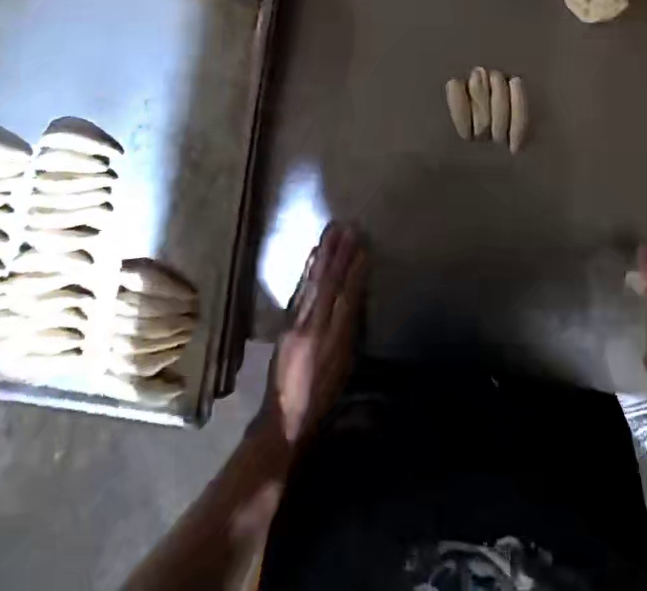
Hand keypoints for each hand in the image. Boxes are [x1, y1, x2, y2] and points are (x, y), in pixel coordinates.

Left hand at [258, 222, 366, 449]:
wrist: (283, 418)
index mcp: (329, 340)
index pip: (345, 297)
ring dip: (322, 256)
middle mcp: (310, 327)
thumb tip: (354, 302)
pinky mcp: (286, 325)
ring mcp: (295, 324)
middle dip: (338, 254)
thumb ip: (348, 334)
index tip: (363, 247)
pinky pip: (300, 291)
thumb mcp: (343, 370)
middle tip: (346, 227)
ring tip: (330, 233)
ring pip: (311, 283)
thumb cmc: (321, 399)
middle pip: (326, 284)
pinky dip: (308, 271)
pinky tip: (312, 257)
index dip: (354, 272)